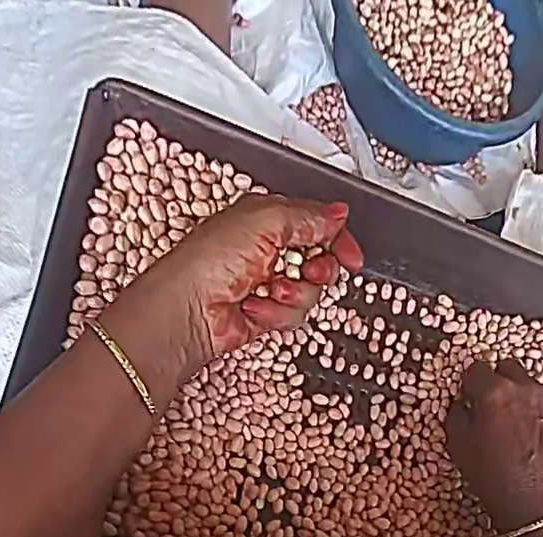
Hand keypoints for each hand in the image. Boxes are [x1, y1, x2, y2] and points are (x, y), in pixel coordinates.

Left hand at [125, 194, 364, 370]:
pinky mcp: (267, 312)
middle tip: (308, 273)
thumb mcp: (266, 222)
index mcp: (270, 220)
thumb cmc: (212, 260)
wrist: (190, 308)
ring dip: (294, 295)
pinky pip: (293, 316)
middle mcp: (271, 250)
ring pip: (310, 294)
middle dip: (318, 272)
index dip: (338, 241)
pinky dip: (277, 314)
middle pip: (320, 264)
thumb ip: (307, 217)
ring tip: (270, 291)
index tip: (352, 258)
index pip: (318, 226)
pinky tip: (255, 307)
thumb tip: (338, 213)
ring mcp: (269, 284)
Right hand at [445, 358, 542, 531]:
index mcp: (494, 393)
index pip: (476, 369)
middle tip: (490, 404)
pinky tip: (529, 434)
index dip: (469, 384)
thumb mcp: (458, 445)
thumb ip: (457, 415)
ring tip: (511, 423)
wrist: (530, 499)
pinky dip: (537, 413)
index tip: (468, 395)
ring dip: (518, 396)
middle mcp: (524, 389)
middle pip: (507, 368)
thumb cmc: (491, 475)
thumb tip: (461, 405)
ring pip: (529, 385)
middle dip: (496, 381)